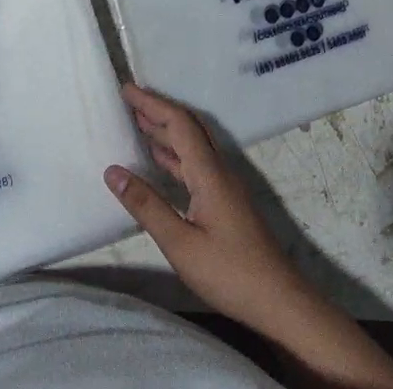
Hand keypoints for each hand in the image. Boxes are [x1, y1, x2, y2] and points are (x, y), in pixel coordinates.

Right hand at [104, 84, 311, 332]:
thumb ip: (146, 206)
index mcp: (209, 174)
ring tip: (136, 122)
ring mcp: (225, 187)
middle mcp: (219, 172)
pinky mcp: (226, 203)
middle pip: (189, 128)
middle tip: (128, 100)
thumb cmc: (230, 274)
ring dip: (166, 131)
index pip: (179, 124)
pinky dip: (174, 155)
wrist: (280, 302)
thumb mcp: (180, 244)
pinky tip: (159, 161)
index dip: (152, 104)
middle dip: (159, 110)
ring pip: (193, 146)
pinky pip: (196, 164)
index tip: (126, 89)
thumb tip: (112, 171)